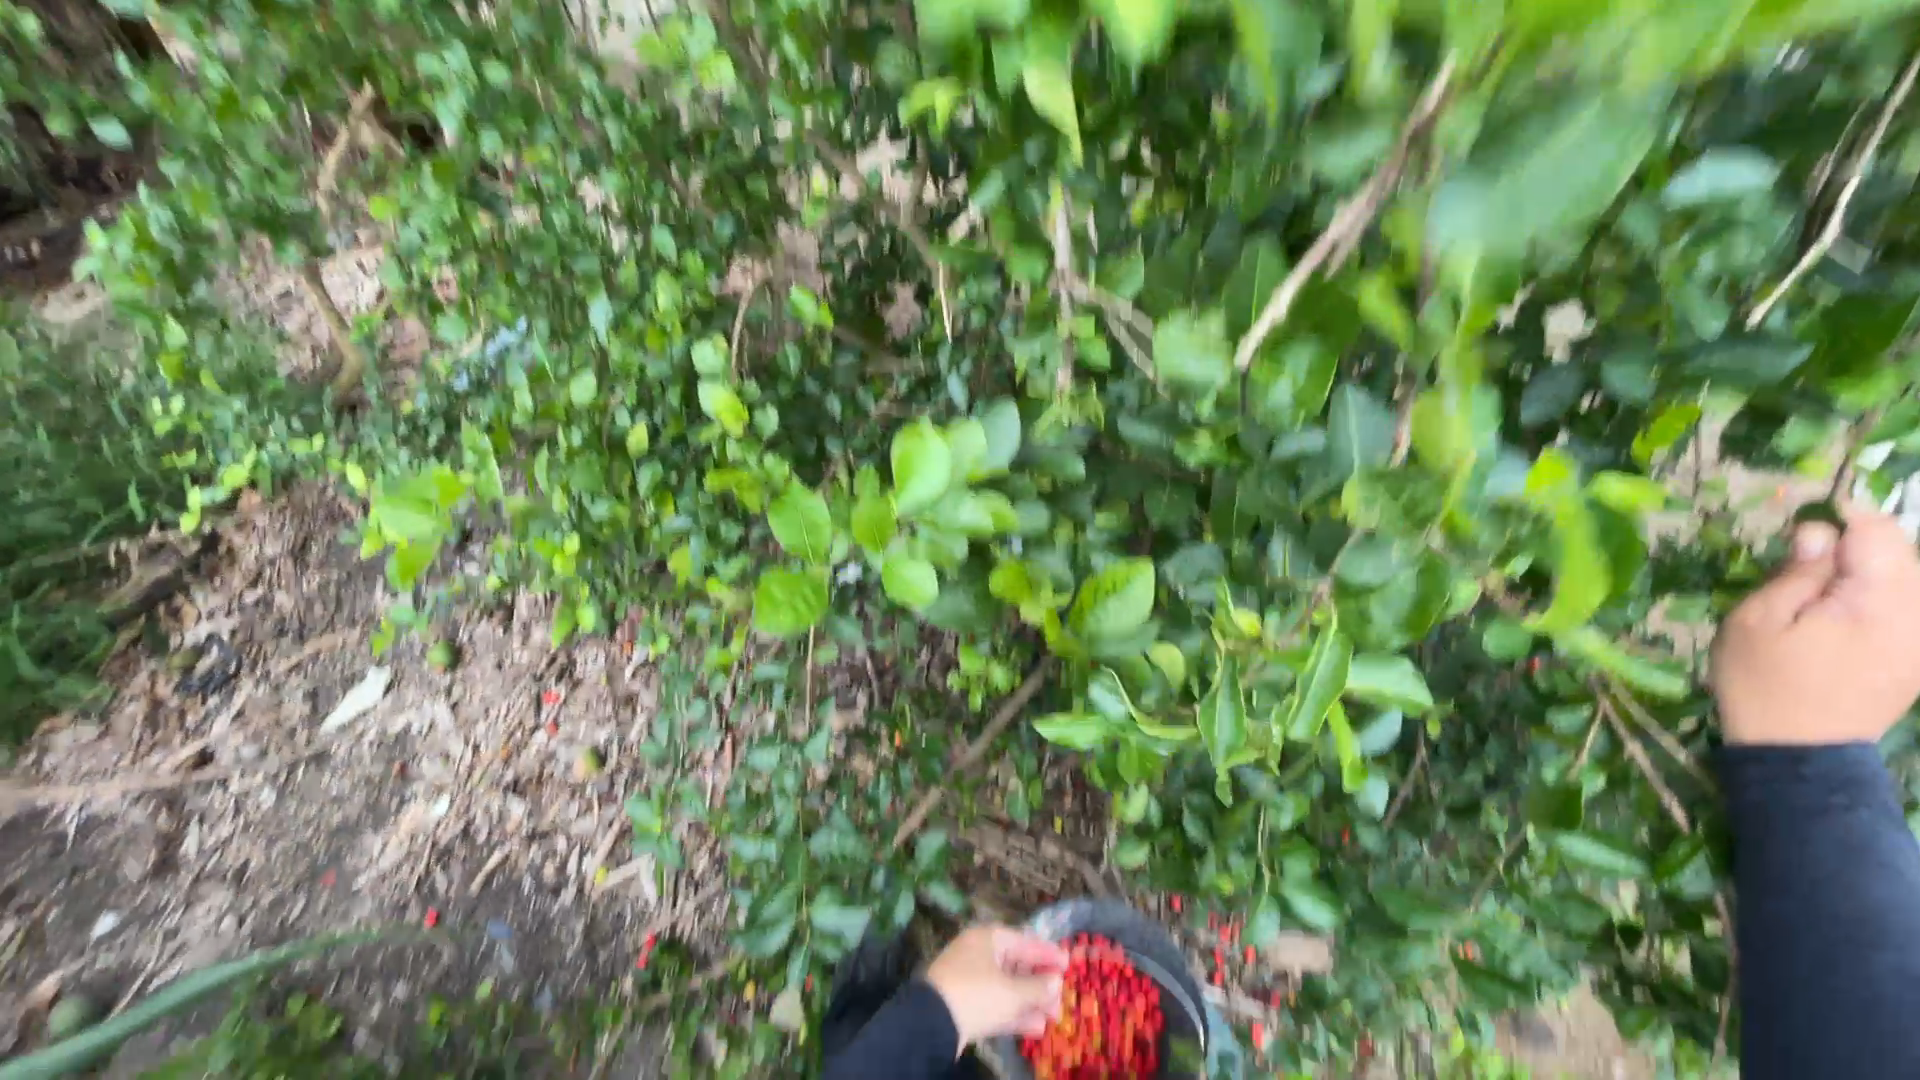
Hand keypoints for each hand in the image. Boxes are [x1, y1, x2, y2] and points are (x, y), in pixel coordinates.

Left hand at [923, 925, 1067, 1050]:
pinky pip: (996, 1005)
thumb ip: (1037, 987)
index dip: (1047, 953)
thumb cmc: (976, 994)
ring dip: (1031, 1002)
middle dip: (1040, 984)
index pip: (1024, 940)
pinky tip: (1036, 1027)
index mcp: (988, 938)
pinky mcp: (966, 1005)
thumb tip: (1056, 981)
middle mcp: (979, 954)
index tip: (1068, 963)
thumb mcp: (1012, 991)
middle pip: (1017, 965)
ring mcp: (971, 980)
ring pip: (1007, 988)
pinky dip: (1015, 1014)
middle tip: (1061, 998)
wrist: (931, 1023)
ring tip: (1054, 1017)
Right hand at [1711, 504, 1919, 744]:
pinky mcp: (1918, 652)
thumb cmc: (1762, 680)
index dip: (1846, 516)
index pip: (1880, 535)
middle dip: (1858, 541)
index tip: (1807, 516)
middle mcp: (1918, 614)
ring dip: (1868, 567)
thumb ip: (1797, 573)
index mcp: (1878, 604)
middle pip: (1902, 553)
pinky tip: (1841, 606)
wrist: (1797, 748)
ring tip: (1819, 579)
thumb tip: (1819, 533)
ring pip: (1907, 578)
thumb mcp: (1757, 620)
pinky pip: (1906, 604)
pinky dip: (1878, 592)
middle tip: (1804, 552)